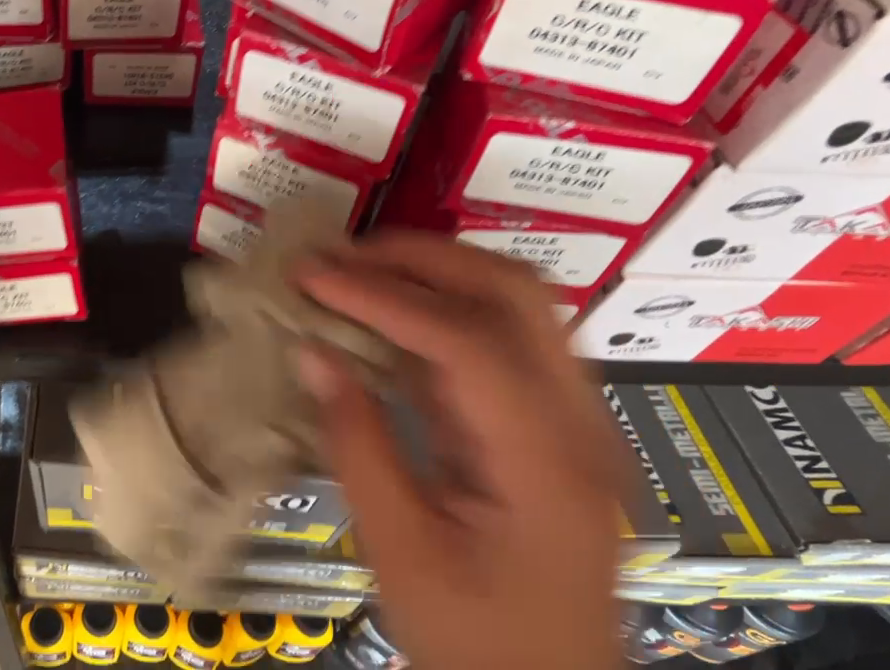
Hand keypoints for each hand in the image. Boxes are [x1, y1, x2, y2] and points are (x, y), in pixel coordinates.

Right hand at [294, 232, 625, 669]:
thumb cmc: (474, 638)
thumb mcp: (400, 553)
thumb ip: (357, 445)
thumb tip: (312, 352)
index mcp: (544, 462)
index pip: (469, 340)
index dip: (384, 296)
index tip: (312, 276)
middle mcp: (578, 422)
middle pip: (514, 293)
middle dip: (420, 258)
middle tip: (338, 259)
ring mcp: (576, 417)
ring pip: (519, 301)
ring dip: (437, 271)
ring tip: (359, 273)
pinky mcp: (555, 422)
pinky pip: (506, 335)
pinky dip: (446, 308)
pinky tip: (390, 317)